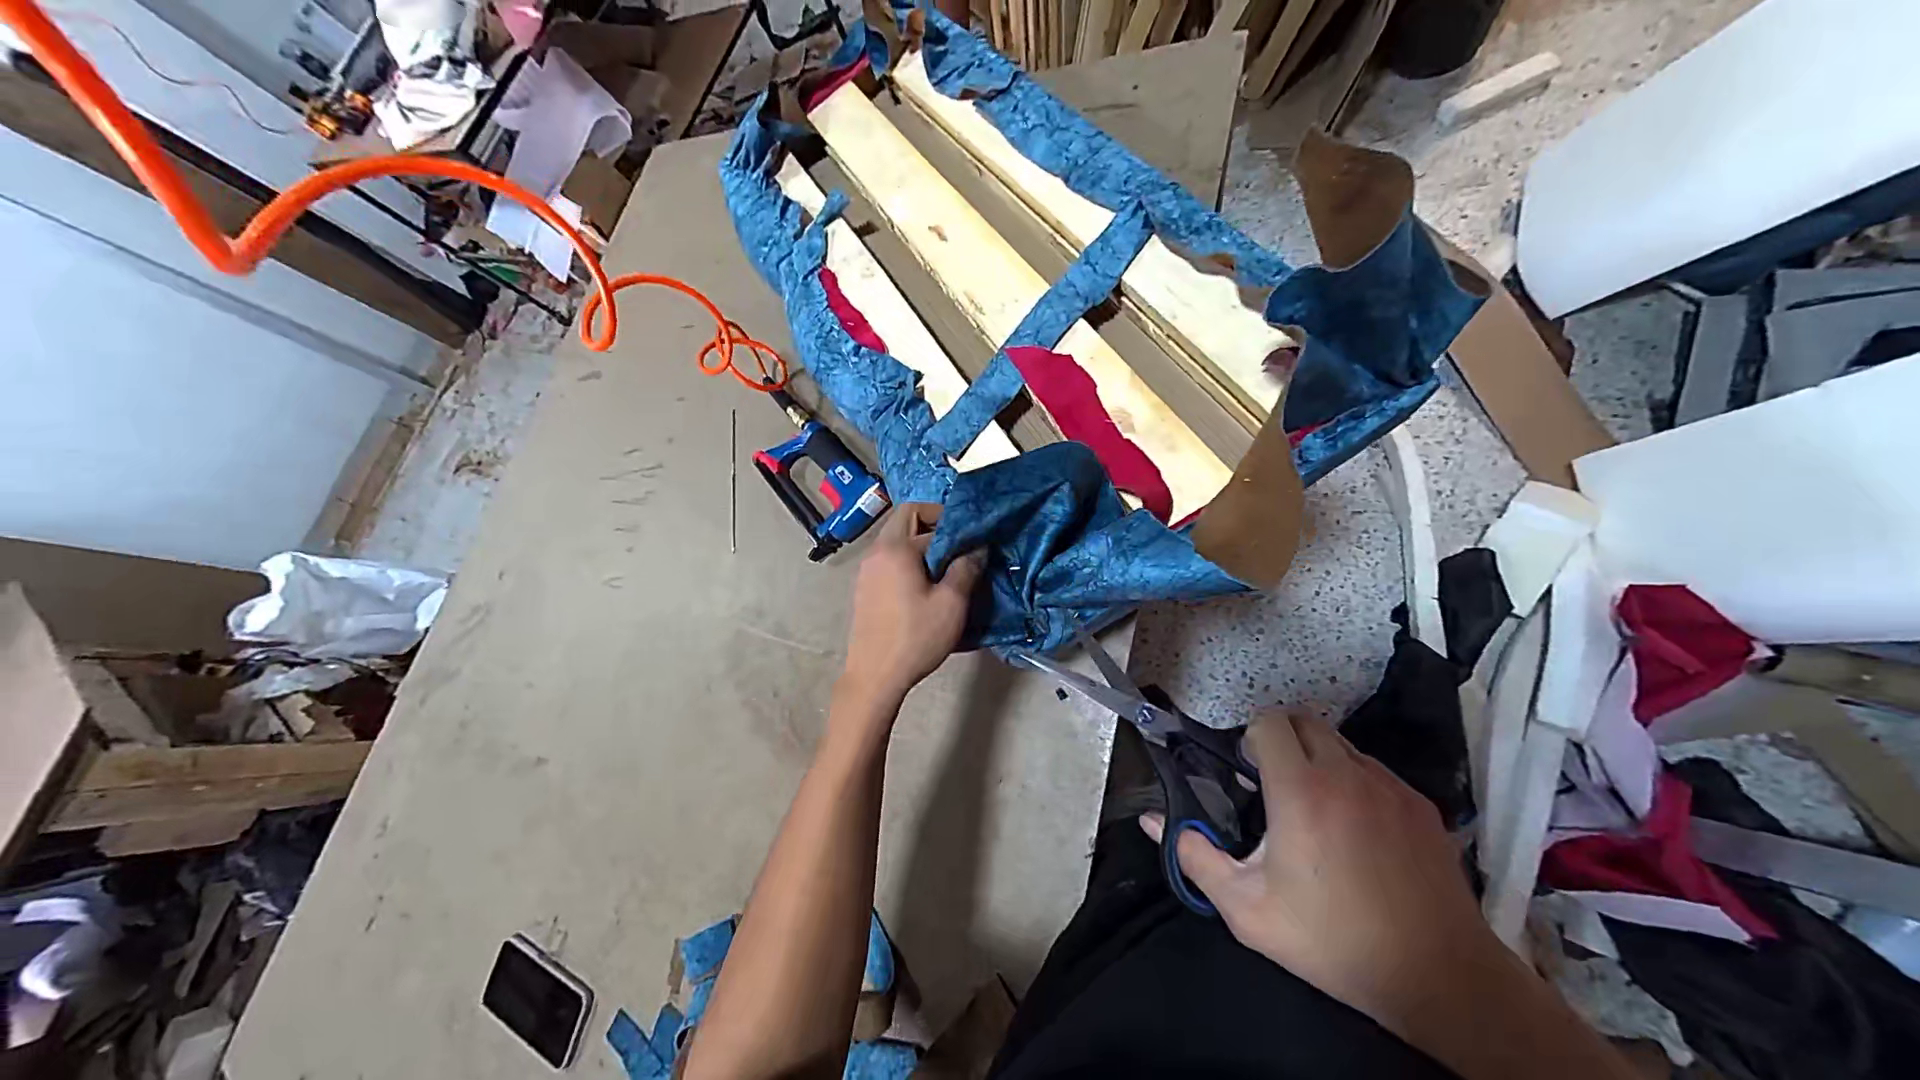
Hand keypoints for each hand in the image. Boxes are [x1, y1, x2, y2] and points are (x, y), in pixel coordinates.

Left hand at [838, 503, 983, 709]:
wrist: (875, 676)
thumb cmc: (915, 638)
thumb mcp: (951, 603)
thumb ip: (966, 568)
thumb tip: (978, 547)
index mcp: (895, 548)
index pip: (925, 514)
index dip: (952, 523)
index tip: (971, 541)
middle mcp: (876, 551)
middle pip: (906, 518)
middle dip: (934, 525)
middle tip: (959, 549)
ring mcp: (867, 569)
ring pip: (897, 539)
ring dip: (921, 545)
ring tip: (946, 570)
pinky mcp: (865, 587)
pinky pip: (890, 559)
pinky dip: (908, 561)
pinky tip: (925, 586)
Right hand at [1143, 708, 1505, 1034]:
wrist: (1439, 976)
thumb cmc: (1332, 941)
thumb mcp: (1246, 909)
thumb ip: (1194, 856)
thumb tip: (1153, 821)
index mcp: (1300, 791)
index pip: (1270, 722)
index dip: (1251, 738)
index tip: (1249, 772)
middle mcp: (1346, 775)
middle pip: (1305, 721)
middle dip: (1282, 740)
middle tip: (1273, 784)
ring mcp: (1390, 787)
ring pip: (1342, 744)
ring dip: (1319, 759)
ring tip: (1316, 809)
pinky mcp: (1421, 805)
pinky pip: (1375, 771)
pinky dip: (1355, 782)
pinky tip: (1356, 830)